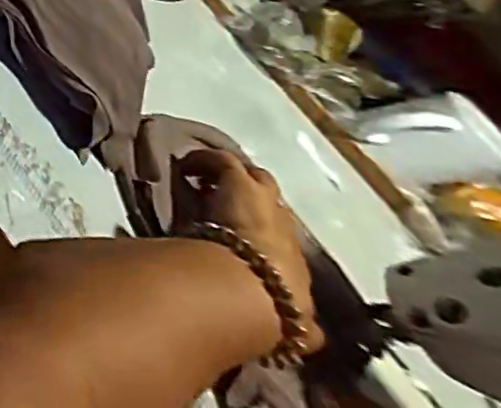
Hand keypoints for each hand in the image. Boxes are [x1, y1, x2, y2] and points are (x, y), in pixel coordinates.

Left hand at [178, 149, 319, 348]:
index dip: (263, 237)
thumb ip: (305, 330)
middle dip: (255, 204)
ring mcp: (267, 203)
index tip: (241, 239)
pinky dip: (206, 161)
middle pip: (277, 208)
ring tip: (204, 181)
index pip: (284, 245)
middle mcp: (287, 230)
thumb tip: (314, 339)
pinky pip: (225, 162)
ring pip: (257, 180)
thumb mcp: (295, 324)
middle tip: (223, 203)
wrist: (257, 288)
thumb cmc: (273, 310)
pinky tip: (186, 166)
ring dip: (233, 181)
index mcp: (296, 264)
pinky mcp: (241, 181)